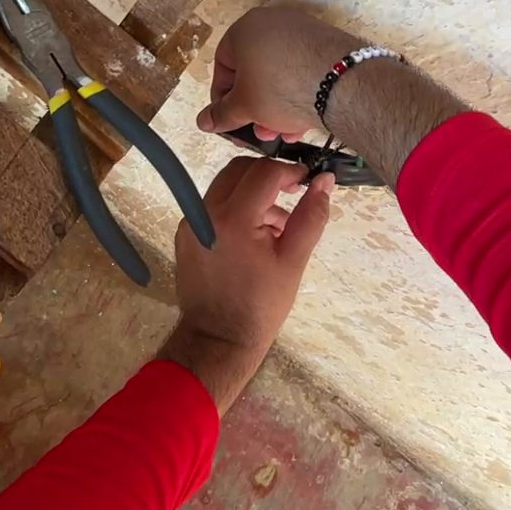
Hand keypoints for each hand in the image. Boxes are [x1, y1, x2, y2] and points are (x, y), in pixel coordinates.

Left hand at [160, 157, 334, 412]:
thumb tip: (324, 181)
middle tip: (292, 194)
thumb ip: (310, 216)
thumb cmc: (261, 305)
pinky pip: (213, 205)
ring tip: (277, 226)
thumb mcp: (293, 260)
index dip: (290, 171)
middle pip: (239, 170)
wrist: (218, 339)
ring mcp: (190, 222)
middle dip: (269, 176)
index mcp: (232, 219)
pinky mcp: (185, 233)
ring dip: (253, 193)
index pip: (264, 173)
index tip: (307, 181)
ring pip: (225, 185)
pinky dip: (236, 208)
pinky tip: (254, 236)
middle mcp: (204, 213)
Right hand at [196, 8, 364, 140]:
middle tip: (259, 132)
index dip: (223, 97)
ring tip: (282, 132)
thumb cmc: (280, 88)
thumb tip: (203, 121)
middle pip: (253, 70)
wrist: (341, 82)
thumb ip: (221, 115)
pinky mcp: (327, 42)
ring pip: (279, 73)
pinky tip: (302, 121)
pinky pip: (303, 70)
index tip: (230, 120)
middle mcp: (272, 22)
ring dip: (276, 106)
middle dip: (254, 107)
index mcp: (243, 28)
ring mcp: (302, 30)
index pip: (222, 64)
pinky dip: (298, 93)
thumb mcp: (244, 107)